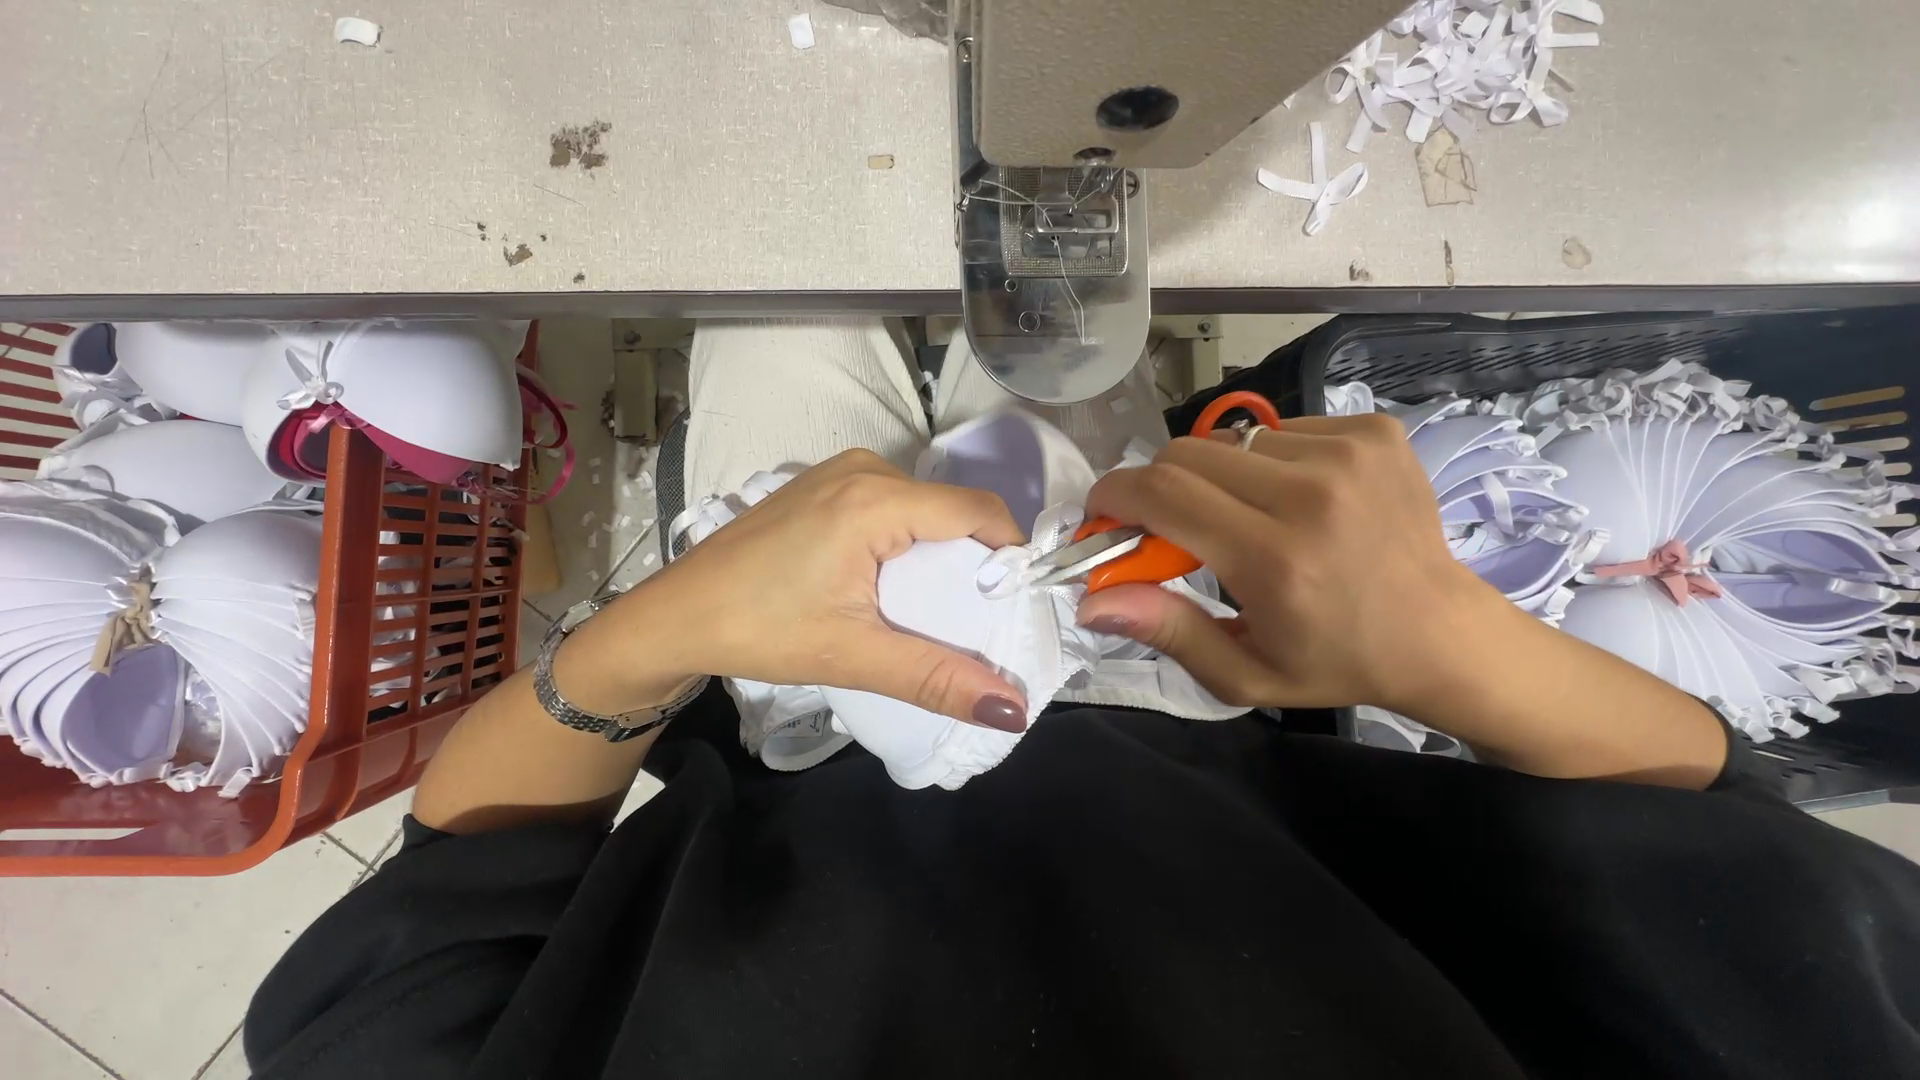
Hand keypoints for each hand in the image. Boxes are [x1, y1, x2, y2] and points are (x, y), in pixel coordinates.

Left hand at [581, 450, 1032, 730]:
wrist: (675, 615)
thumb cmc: (760, 629)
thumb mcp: (853, 655)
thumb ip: (936, 677)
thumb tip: (1014, 709)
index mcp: (876, 500)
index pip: (978, 510)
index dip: (1010, 555)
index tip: (1016, 605)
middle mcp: (865, 469)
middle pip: (952, 508)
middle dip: (974, 560)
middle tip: (976, 618)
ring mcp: (840, 471)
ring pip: (923, 506)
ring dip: (938, 552)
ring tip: (933, 608)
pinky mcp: (824, 484)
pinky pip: (891, 503)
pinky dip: (907, 540)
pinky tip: (890, 583)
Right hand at [1074, 414, 1508, 712]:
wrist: (1442, 635)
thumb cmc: (1334, 662)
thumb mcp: (1242, 672)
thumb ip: (1165, 630)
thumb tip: (1090, 601)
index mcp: (1275, 558)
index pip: (1162, 493)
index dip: (1115, 494)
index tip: (1103, 513)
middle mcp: (1311, 492)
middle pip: (1184, 454)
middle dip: (1157, 486)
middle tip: (1170, 524)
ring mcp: (1348, 452)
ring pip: (1229, 439)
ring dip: (1216, 476)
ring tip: (1245, 516)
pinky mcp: (1372, 432)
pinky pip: (1278, 429)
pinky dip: (1264, 461)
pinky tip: (1293, 499)